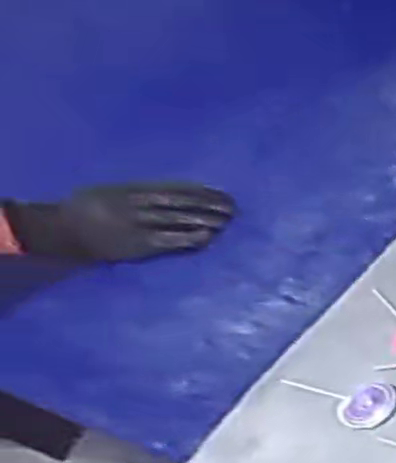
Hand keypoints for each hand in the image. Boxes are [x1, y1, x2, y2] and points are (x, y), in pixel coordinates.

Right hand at [3, 184, 234, 262]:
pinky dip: (192, 237)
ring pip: (175, 217)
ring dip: (204, 219)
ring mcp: (134, 222)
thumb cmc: (92, 214)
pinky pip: (171, 239)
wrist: (63, 233)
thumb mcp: (110, 195)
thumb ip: (141, 195)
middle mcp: (129, 202)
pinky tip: (209, 236)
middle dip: (206, 203)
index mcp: (124, 189)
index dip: (197, 190)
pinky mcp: (140, 242)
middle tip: (232, 207)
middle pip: (175, 200)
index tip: (222, 193)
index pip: (168, 187)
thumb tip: (184, 196)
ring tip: (227, 220)